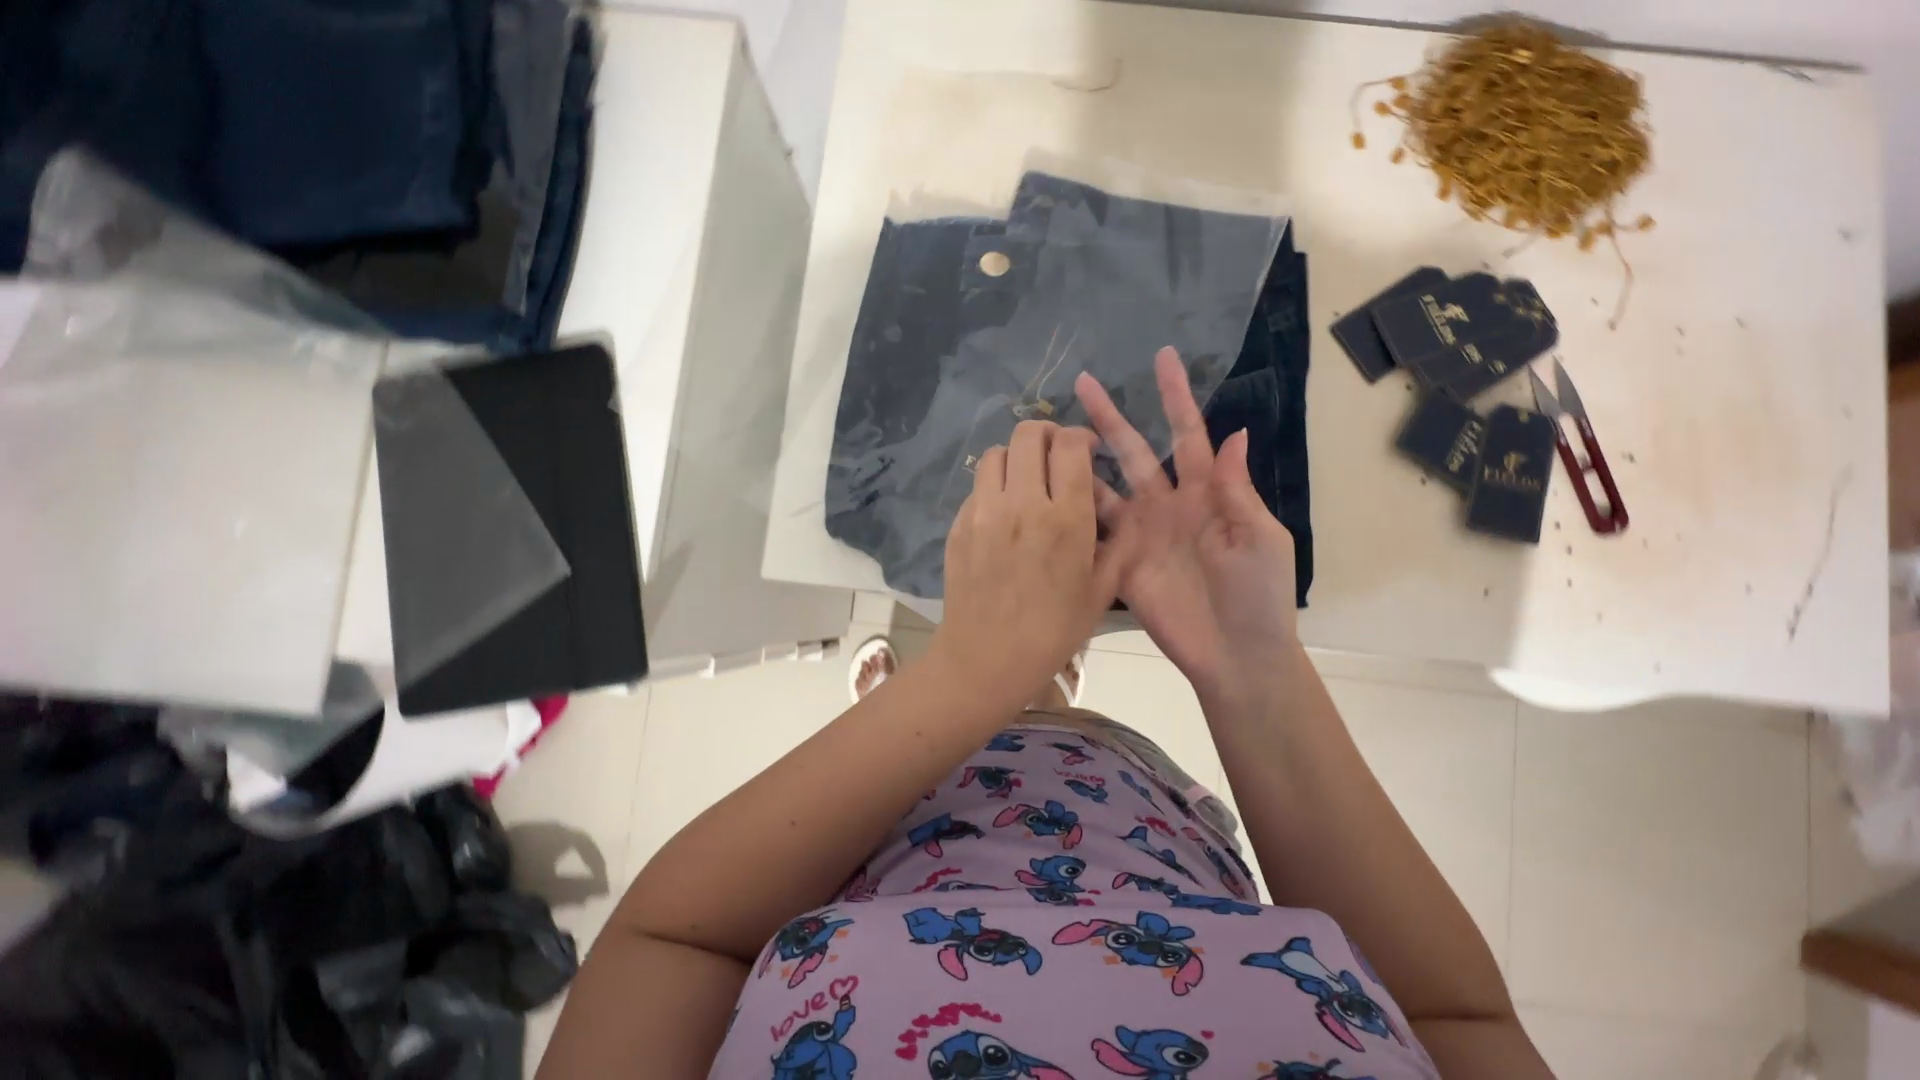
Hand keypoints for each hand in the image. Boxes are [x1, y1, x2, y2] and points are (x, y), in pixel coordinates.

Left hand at [931, 420, 1119, 708]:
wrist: (986, 659)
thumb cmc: (1053, 631)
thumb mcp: (1101, 591)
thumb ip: (1119, 543)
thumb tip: (1122, 508)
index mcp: (1065, 519)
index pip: (1070, 445)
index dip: (1081, 436)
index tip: (1088, 449)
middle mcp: (1022, 504)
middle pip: (1028, 434)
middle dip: (1048, 434)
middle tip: (1056, 455)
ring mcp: (984, 512)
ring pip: (996, 453)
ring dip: (1016, 457)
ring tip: (1027, 479)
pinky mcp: (958, 524)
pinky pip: (977, 486)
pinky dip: (994, 487)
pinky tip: (1004, 514)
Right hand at [1074, 348, 1298, 704]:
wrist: (1235, 653)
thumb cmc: (1260, 594)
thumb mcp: (1261, 537)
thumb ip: (1239, 489)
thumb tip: (1234, 432)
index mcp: (1208, 492)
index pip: (1188, 433)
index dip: (1175, 396)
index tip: (1161, 357)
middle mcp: (1169, 504)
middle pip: (1134, 450)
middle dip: (1109, 417)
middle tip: (1082, 382)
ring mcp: (1141, 534)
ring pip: (1105, 486)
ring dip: (1081, 461)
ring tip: (1051, 435)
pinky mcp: (1121, 564)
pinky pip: (1093, 532)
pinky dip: (1073, 512)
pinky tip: (1047, 490)